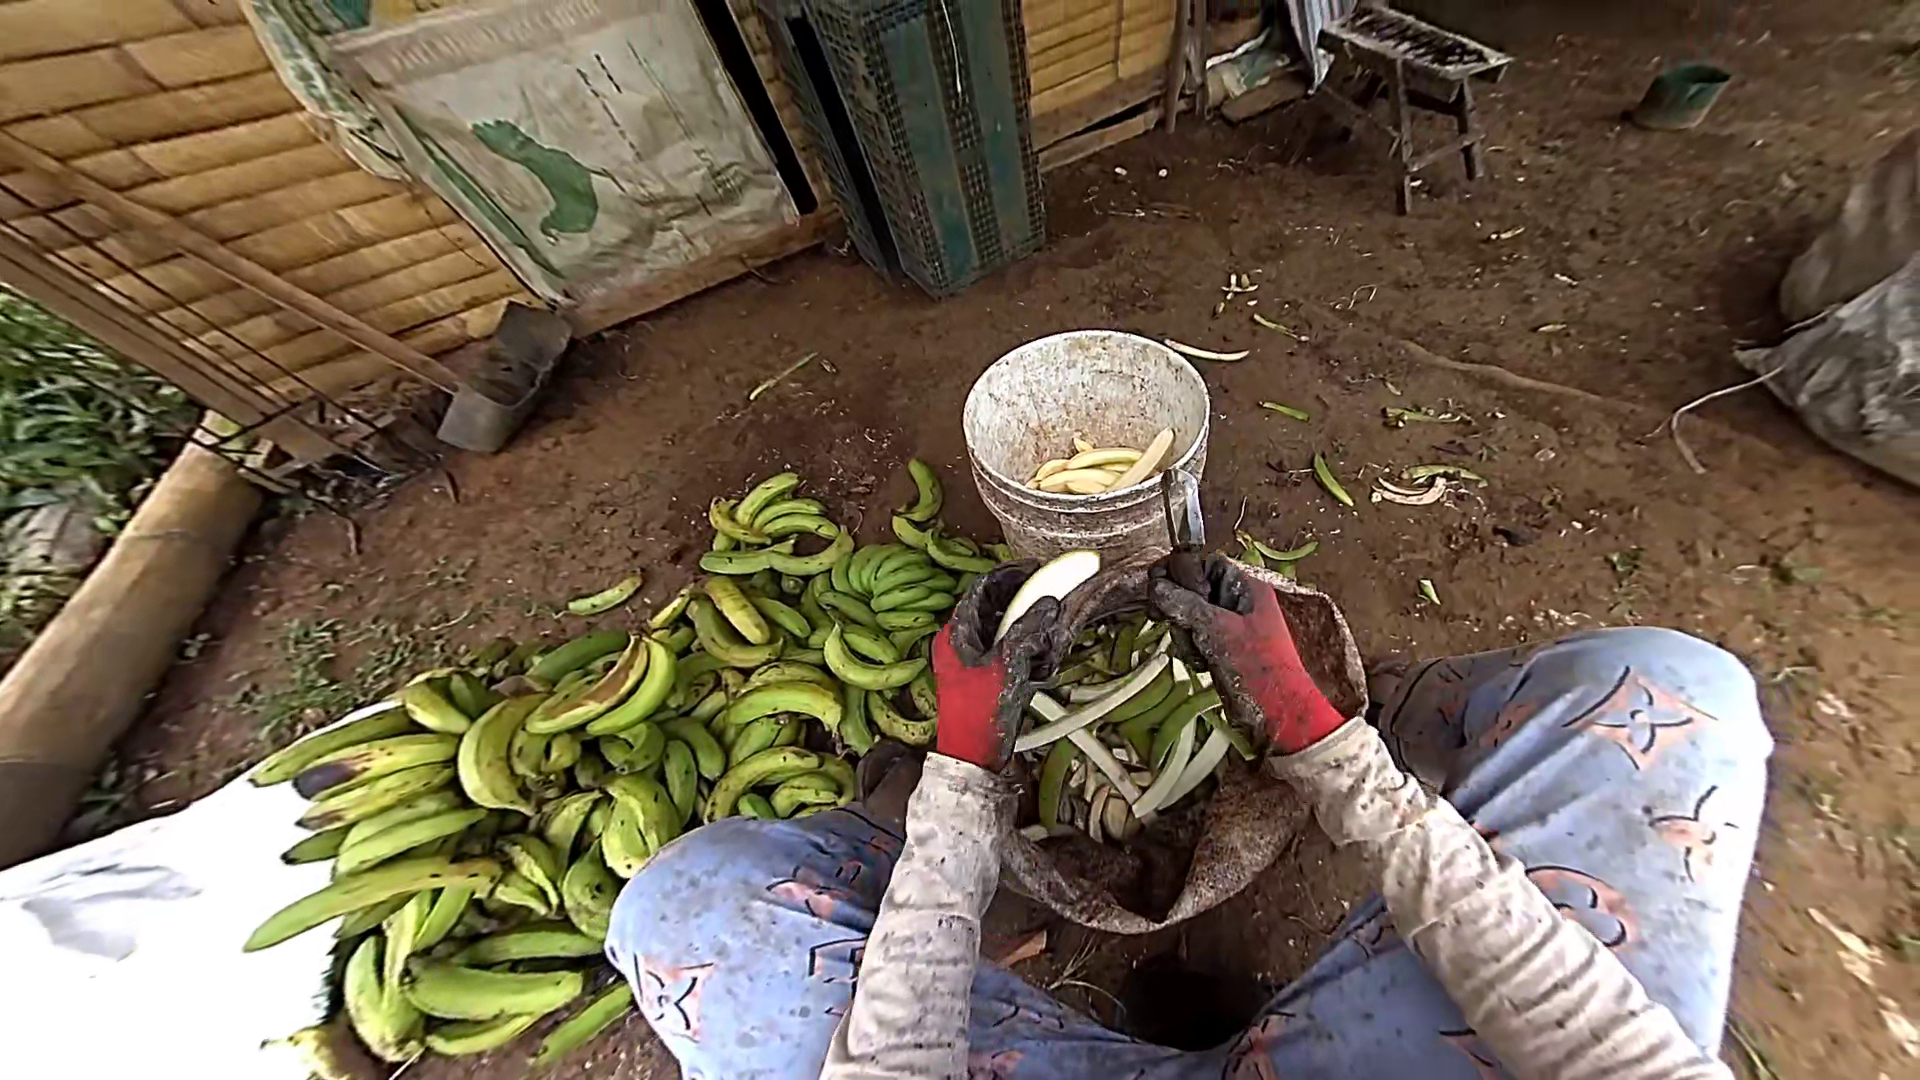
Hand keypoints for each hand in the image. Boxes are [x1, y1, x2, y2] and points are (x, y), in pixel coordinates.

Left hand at [932, 561, 1062, 770]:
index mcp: (956, 633)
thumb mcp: (1006, 666)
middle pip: (995, 608)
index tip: (1033, 569)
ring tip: (1042, 649)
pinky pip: (1007, 651)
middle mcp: (960, 641)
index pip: (982, 589)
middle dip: (1024, 609)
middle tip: (1047, 606)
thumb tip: (1046, 605)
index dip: (1009, 575)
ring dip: (1028, 635)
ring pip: (1004, 630)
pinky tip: (1037, 669)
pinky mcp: (983, 673)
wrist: (971, 756)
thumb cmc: (978, 714)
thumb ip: (1027, 632)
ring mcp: (970, 658)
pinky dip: (1025, 654)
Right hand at [1148, 554, 1345, 754]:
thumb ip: (1184, 604)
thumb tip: (1154, 586)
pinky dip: (1189, 647)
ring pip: (1186, 614)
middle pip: (1190, 588)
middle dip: (1177, 606)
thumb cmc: (1256, 666)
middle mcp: (1235, 601)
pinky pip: (1193, 635)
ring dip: (1183, 632)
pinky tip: (1199, 662)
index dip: (1179, 572)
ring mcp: (1228, 624)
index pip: (1203, 563)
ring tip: (1196, 651)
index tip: (1157, 587)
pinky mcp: (1220, 646)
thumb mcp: (1217, 630)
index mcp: (1244, 587)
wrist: (1280, 713)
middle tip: (1170, 621)